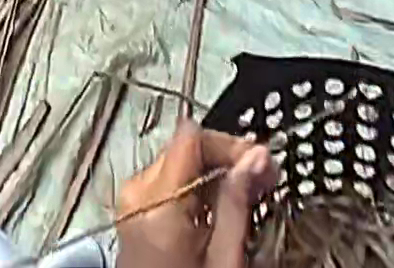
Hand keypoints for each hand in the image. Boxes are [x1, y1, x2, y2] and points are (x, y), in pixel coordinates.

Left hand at [115, 121, 274, 267]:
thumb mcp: (224, 261)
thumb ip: (237, 203)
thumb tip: (257, 158)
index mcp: (157, 200)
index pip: (192, 137)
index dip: (230, 144)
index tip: (260, 161)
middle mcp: (138, 192)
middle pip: (184, 148)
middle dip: (225, 161)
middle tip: (262, 181)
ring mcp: (132, 202)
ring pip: (178, 164)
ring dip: (212, 177)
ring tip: (245, 200)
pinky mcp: (134, 214)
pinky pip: (168, 185)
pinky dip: (195, 192)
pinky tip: (217, 215)